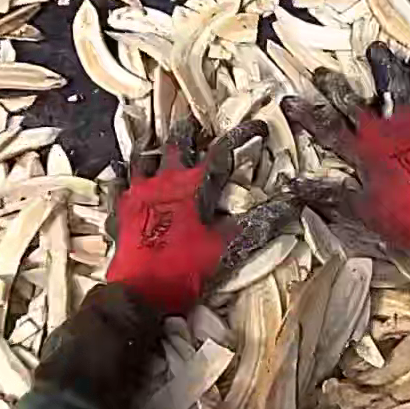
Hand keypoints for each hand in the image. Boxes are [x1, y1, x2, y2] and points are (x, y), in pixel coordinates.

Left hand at [38, 118, 297, 408]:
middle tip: (191, 117)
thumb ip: (260, 222)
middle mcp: (165, 180)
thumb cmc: (186, 267)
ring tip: (150, 136)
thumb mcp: (227, 247)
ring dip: (150, 147)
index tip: (258, 124)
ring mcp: (137, 193)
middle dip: (187, 128)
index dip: (243, 135)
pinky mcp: (118, 210)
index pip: (224, 151)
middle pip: (177, 144)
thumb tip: (294, 203)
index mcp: (195, 186)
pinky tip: (115, 173)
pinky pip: (115, 187)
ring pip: (142, 158)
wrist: (139, 291)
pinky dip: (117, 178)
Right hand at [282, 42, 409, 264]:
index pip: (328, 129)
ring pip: (394, 89)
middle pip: (355, 103)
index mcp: (363, 152)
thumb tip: (293, 186)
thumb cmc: (404, 215)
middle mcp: (384, 133)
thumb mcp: (360, 210)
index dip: (307, 115)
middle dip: (334, 87)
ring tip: (377, 49)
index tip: (289, 101)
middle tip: (320, 72)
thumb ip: (328, 194)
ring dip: (384, 68)